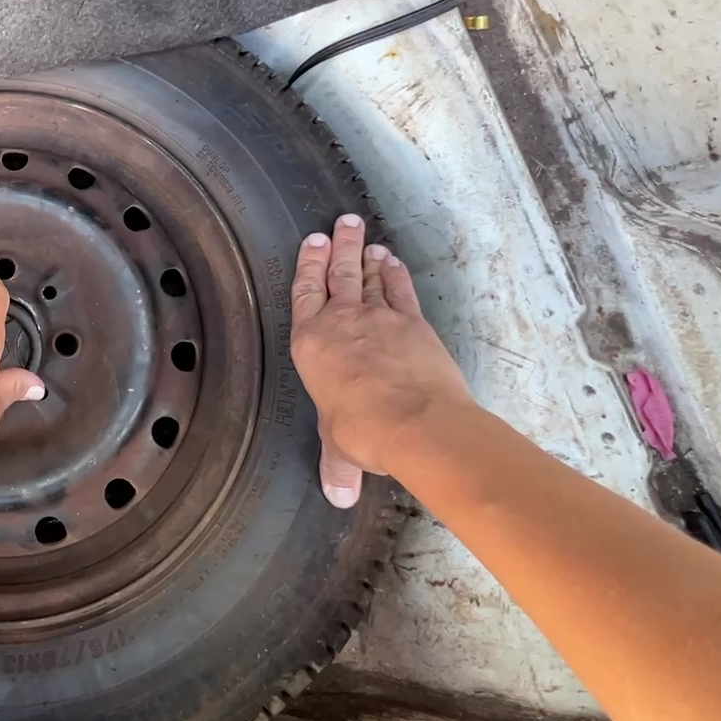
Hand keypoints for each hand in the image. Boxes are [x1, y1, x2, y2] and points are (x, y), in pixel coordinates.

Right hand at [291, 213, 474, 507]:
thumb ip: (337, 465)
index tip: (312, 242)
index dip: (308, 266)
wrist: (416, 423)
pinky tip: (393, 260)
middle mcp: (340, 321)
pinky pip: (400, 291)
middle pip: (338, 274)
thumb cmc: (363, 430)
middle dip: (338, 247)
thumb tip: (337, 497)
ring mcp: (379, 318)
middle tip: (341, 223)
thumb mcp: (340, 447)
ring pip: (368, 276)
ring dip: (365, 253)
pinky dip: (396, 273)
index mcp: (311, 342)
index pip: (304, 293)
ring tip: (362, 233)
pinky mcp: (413, 324)